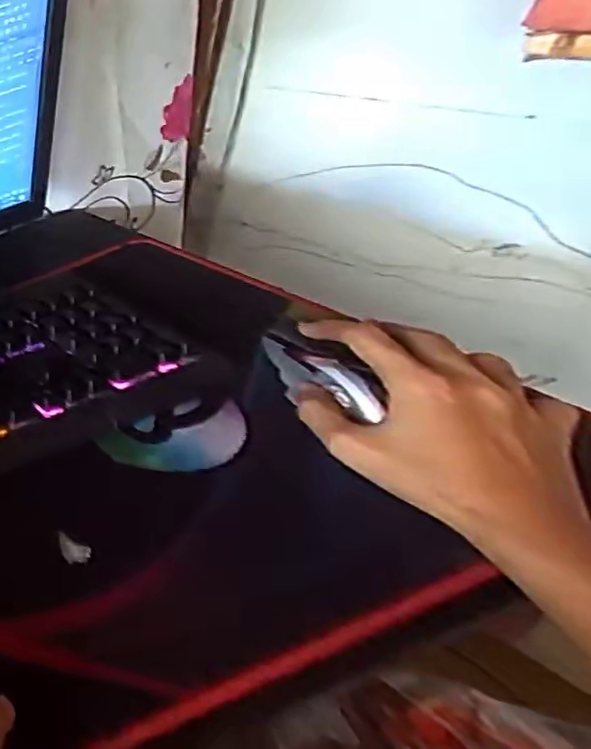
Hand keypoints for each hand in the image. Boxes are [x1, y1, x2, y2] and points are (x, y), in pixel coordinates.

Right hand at [293, 320, 589, 555]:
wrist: (523, 528)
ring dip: (443, 355)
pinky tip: (492, 399)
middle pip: (420, 337)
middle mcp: (468, 381)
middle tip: (360, 342)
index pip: (366, 337)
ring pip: (476, 357)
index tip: (312, 330)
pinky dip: (504, 387)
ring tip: (425, 367)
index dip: (332, 328)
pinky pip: (529, 391)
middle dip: (383, 333)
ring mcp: (515, 399)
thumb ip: (319, 415)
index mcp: (420, 384)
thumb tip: (307, 393)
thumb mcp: (356, 452)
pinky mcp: (549, 421)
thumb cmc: (437, 487)